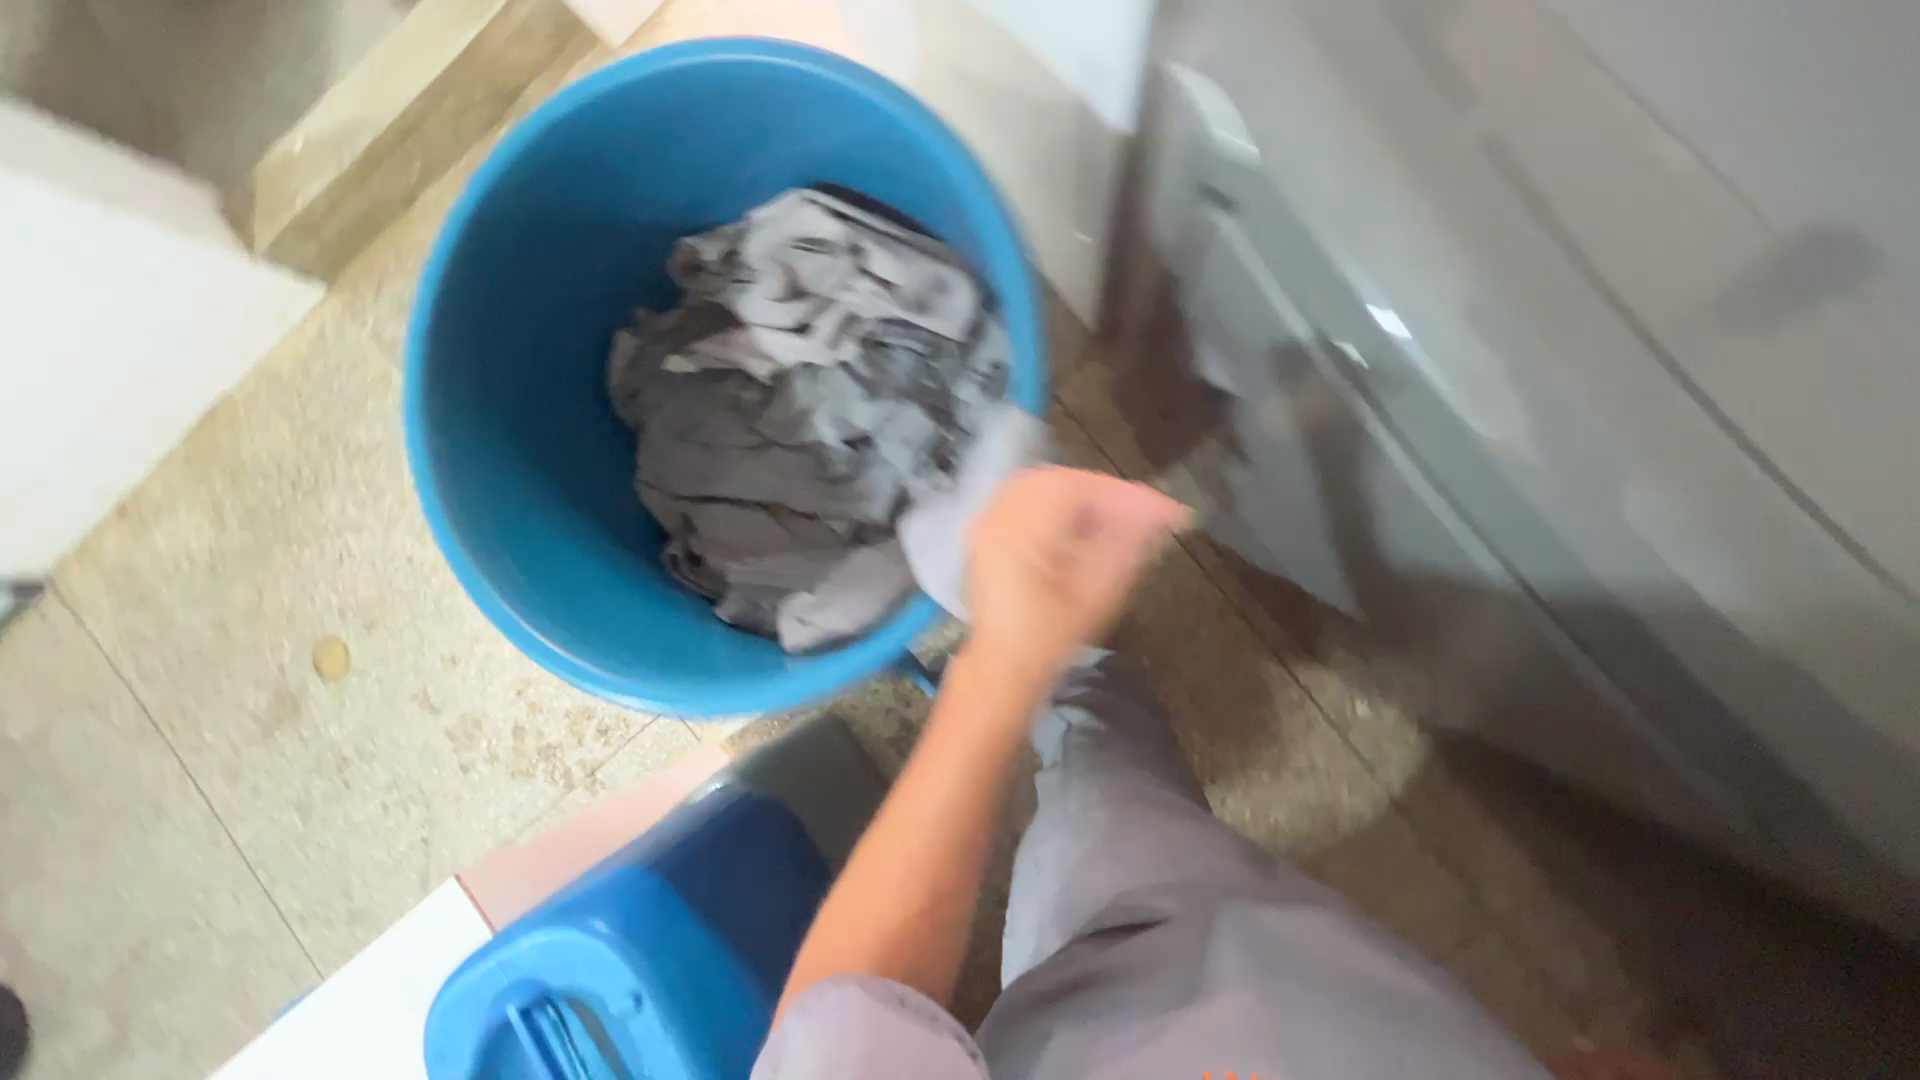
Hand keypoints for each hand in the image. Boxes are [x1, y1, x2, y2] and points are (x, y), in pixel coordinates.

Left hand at [963, 466, 1189, 688]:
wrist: (1001, 669)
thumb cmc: (1048, 640)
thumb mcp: (1095, 596)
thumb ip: (1125, 546)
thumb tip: (1157, 514)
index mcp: (1020, 533)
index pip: (1077, 489)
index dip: (1124, 494)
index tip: (1164, 510)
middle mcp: (996, 519)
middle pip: (1058, 480)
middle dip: (1105, 491)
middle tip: (1144, 511)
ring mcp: (986, 524)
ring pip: (1041, 485)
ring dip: (1082, 494)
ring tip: (1118, 517)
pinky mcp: (986, 534)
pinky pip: (1025, 498)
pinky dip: (1057, 503)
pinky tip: (1082, 524)